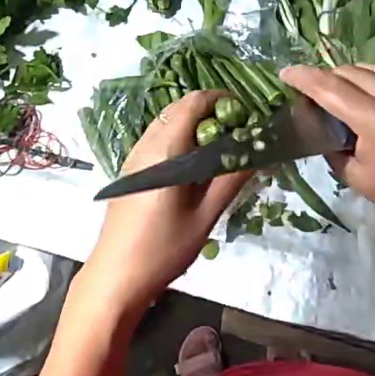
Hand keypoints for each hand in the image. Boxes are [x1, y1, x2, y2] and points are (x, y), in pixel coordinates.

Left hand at [80, 91, 249, 314]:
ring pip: (168, 123)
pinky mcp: (131, 169)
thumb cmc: (163, 248)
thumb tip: (258, 151)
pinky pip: (158, 139)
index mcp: (164, 148)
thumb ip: (231, 178)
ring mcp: (134, 155)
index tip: (247, 115)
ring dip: (196, 126)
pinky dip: (180, 139)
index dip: (222, 99)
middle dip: (212, 112)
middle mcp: (146, 143)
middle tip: (240, 134)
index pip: (193, 102)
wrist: (116, 276)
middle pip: (180, 108)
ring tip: (223, 150)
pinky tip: (196, 166)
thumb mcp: (205, 215)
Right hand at [279, 64, 374, 231]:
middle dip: (326, 79)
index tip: (285, 74)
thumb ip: (332, 144)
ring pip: (372, 68)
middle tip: (315, 94)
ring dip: (352, 78)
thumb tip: (318, 122)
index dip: (302, 77)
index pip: (328, 86)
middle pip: (348, 71)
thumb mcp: (357, 176)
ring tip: (346, 95)